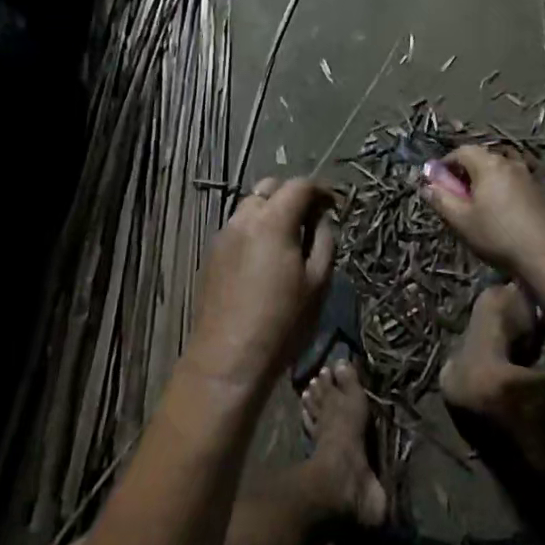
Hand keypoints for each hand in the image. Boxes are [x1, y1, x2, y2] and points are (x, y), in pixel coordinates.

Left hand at [183, 178, 336, 389]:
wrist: (228, 359)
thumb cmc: (282, 322)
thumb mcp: (318, 282)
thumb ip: (324, 241)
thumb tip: (320, 220)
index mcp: (273, 222)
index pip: (299, 186)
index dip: (320, 190)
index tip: (333, 205)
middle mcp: (243, 220)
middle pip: (269, 188)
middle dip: (293, 195)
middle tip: (311, 218)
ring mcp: (222, 237)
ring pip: (250, 206)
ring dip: (272, 211)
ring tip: (288, 238)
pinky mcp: (211, 256)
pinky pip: (237, 228)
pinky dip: (255, 228)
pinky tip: (266, 256)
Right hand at [422, 145, 544, 269]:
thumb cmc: (497, 234)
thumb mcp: (461, 220)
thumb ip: (441, 199)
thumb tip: (426, 186)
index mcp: (488, 164)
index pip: (462, 151)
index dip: (445, 163)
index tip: (436, 180)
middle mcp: (509, 163)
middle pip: (480, 158)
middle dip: (463, 172)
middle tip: (453, 195)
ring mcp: (526, 177)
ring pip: (496, 171)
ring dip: (481, 182)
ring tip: (474, 206)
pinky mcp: (537, 192)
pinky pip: (510, 182)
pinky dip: (497, 189)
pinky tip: (496, 213)